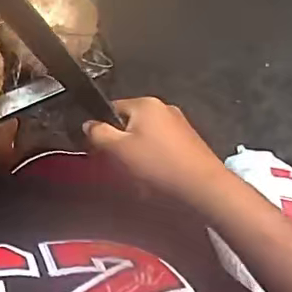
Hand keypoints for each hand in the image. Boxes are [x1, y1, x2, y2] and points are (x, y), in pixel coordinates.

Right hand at [83, 97, 236, 205]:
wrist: (203, 188)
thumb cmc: (157, 166)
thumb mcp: (118, 150)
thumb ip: (98, 133)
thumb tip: (88, 124)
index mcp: (145, 103)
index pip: (110, 108)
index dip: (100, 128)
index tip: (98, 149)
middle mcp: (164, 108)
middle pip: (128, 122)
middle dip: (120, 142)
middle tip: (117, 164)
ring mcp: (179, 124)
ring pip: (145, 136)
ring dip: (137, 152)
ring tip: (138, 173)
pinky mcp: (189, 141)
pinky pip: (161, 146)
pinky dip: (154, 158)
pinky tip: (155, 175)